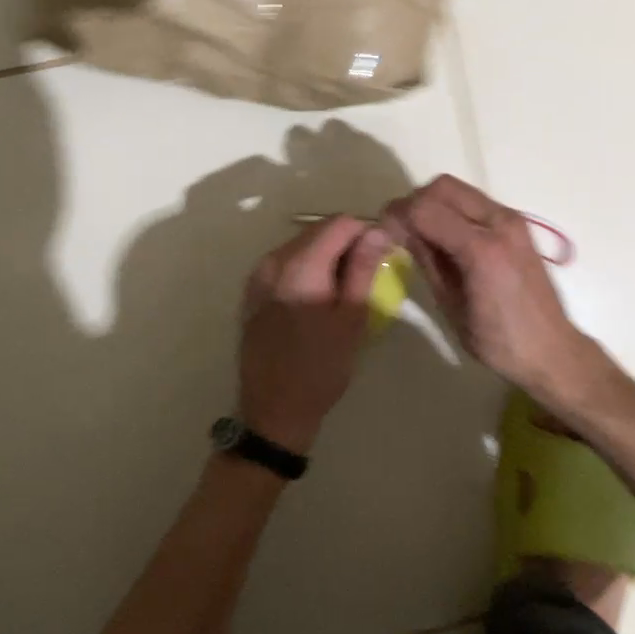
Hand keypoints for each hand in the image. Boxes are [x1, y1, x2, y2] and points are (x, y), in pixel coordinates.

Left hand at [237, 216, 394, 453]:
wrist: (273, 410)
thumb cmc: (320, 368)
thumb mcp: (352, 319)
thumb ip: (364, 269)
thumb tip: (379, 231)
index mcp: (299, 265)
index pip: (339, 223)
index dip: (366, 232)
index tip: (382, 256)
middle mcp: (273, 261)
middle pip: (317, 229)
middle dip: (346, 242)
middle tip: (368, 274)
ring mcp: (258, 275)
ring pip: (301, 245)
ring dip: (326, 255)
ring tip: (345, 289)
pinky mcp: (252, 291)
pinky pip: (285, 263)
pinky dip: (306, 268)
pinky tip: (318, 298)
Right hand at [382, 175, 601, 401]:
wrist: (552, 349)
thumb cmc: (498, 341)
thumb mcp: (451, 305)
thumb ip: (426, 260)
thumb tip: (400, 231)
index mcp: (482, 249)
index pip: (425, 209)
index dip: (397, 216)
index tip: (383, 233)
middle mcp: (500, 223)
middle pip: (442, 187)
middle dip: (415, 203)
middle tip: (401, 232)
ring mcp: (512, 220)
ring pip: (458, 189)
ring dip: (434, 204)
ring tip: (422, 235)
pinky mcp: (516, 224)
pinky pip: (474, 202)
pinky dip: (452, 210)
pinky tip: (446, 239)